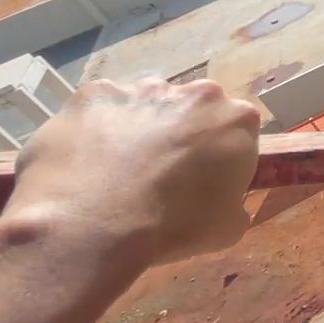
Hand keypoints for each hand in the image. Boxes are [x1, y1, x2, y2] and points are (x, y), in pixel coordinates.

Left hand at [2, 78, 261, 264]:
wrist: (90, 232)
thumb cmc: (173, 229)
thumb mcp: (229, 223)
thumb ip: (233, 197)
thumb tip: (218, 199)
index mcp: (239, 120)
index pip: (236, 129)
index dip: (219, 153)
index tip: (203, 176)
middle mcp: (199, 95)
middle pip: (195, 109)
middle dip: (182, 131)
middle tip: (161, 169)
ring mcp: (145, 91)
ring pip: (148, 103)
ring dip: (140, 124)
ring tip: (116, 166)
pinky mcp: (94, 95)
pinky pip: (100, 107)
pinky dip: (95, 126)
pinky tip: (84, 157)